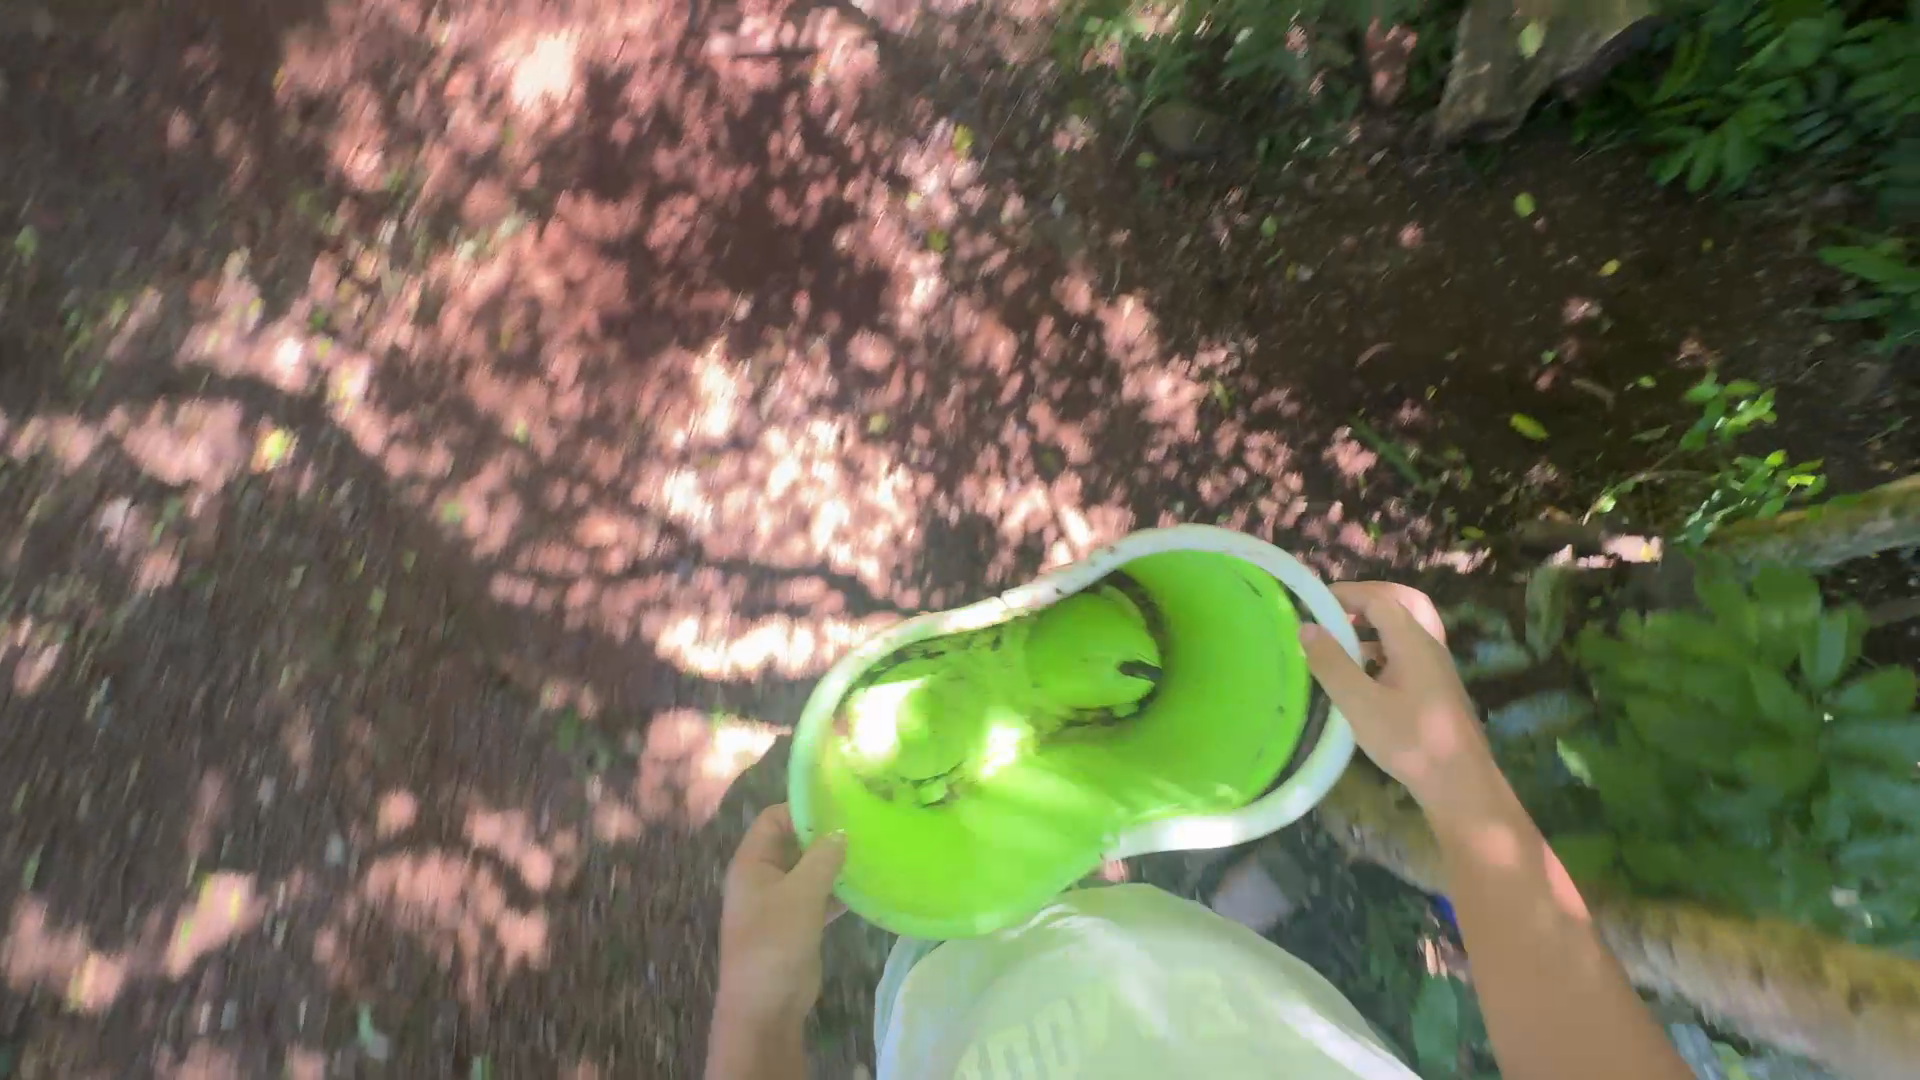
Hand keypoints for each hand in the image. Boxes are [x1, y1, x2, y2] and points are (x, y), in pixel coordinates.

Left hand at [715, 804, 847, 1024]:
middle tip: (861, 824)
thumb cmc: (775, 941)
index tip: (838, 805)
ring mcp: (779, 901)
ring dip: (834, 862)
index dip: (802, 809)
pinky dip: (838, 889)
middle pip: (793, 841)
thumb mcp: (802, 892)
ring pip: (809, 869)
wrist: (765, 1009)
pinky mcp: (796, 923)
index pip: (773, 818)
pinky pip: (818, 895)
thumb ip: (823, 857)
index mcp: (752, 863)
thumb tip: (841, 832)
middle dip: (824, 834)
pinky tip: (865, 884)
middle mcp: (763, 876)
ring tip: (869, 849)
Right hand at [1299, 582, 1500, 824]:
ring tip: (1341, 635)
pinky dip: (1380, 642)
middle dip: (1365, 597)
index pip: (1380, 599)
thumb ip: (1331, 663)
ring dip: (1373, 620)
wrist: (1460, 785)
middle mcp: (1429, 646)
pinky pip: (1406, 647)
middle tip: (1333, 608)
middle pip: (1402, 602)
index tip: (1311, 602)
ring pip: (1406, 625)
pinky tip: (1361, 667)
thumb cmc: (1409, 742)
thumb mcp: (1359, 704)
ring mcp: (1435, 666)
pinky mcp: (1434, 685)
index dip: (1345, 594)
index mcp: (1414, 644)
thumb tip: (1306, 627)